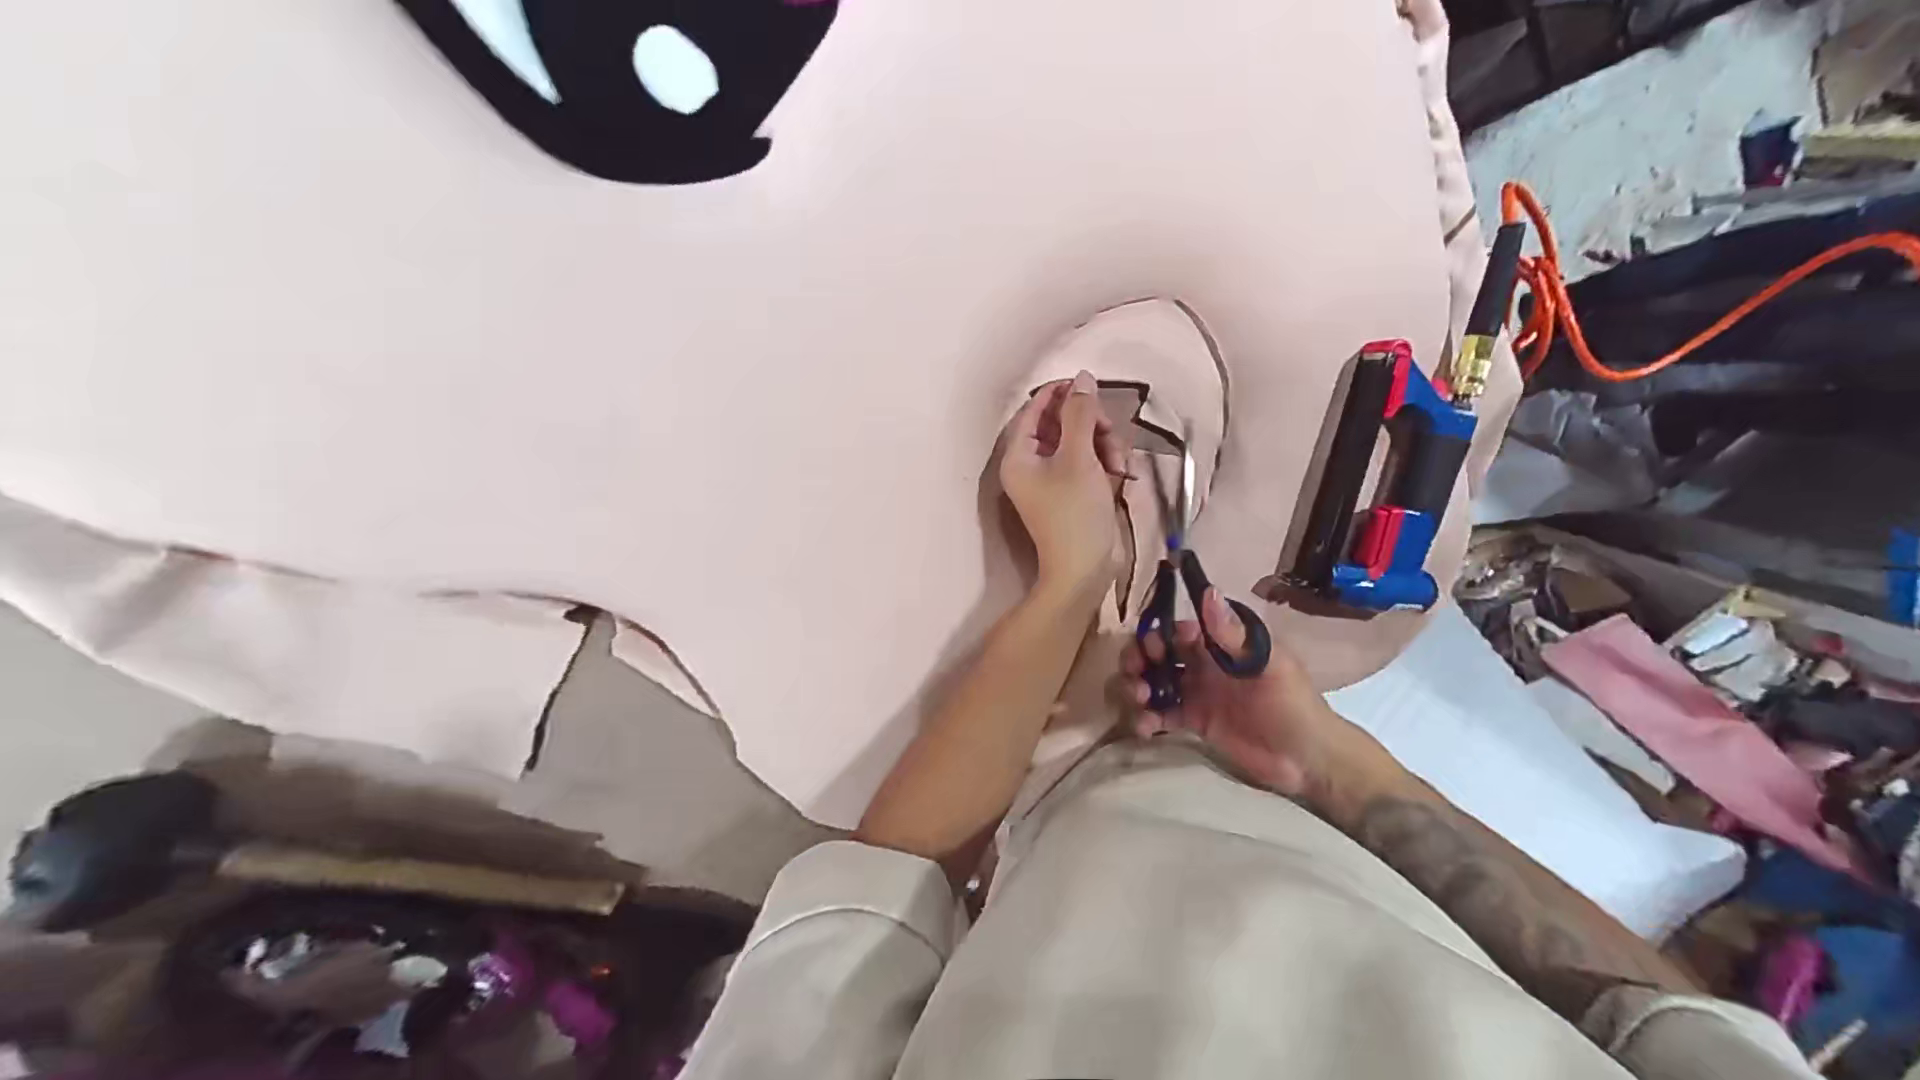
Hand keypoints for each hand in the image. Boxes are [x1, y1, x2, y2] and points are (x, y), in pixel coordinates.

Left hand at [999, 370, 1129, 596]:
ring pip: (1080, 441)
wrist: (1084, 570)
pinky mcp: (1073, 491)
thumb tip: (1082, 378)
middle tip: (1110, 434)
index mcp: (1019, 456)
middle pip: (1061, 423)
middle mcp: (1030, 465)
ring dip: (1104, 444)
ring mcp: (1052, 479)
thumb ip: (1080, 414)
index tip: (1089, 385)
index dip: (1060, 393)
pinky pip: (1089, 462)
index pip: (1034, 409)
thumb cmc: (1074, 514)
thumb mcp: (1079, 458)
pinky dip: (1105, 462)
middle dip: (1090, 425)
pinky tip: (1120, 474)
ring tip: (1118, 464)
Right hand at [1120, 588, 1368, 798]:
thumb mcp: (1267, 665)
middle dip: (1138, 659)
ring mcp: (1195, 693)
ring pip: (1153, 681)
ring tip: (1140, 701)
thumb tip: (1207, 591)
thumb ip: (1233, 634)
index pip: (1178, 629)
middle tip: (1135, 675)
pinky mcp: (1192, 722)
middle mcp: (1203, 664)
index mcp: (1221, 645)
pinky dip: (1146, 719)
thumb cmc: (1292, 705)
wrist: (1308, 761)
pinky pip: (1160, 715)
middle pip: (1157, 653)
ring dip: (1137, 686)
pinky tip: (1146, 728)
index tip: (1151, 647)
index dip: (1158, 634)